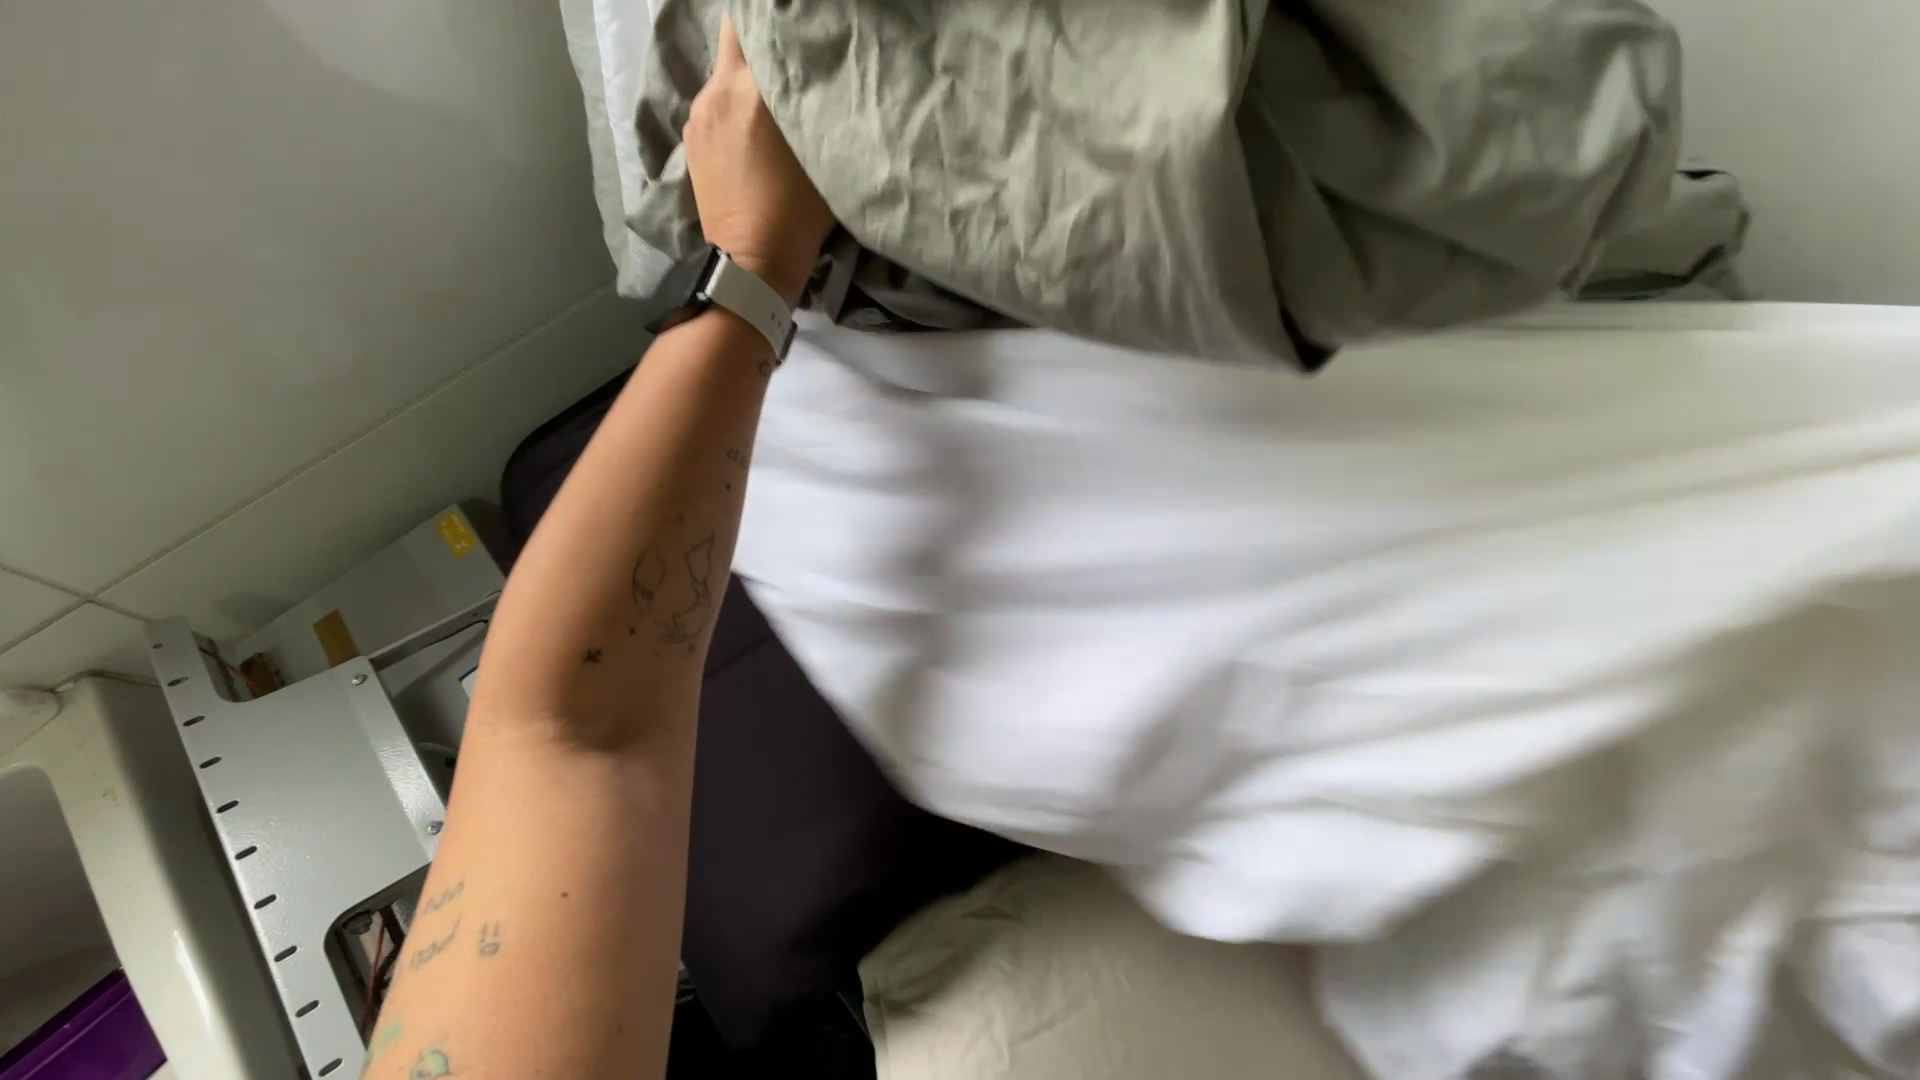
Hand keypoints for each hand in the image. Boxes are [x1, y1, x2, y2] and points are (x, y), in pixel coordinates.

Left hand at [684, 14, 836, 306]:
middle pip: (735, 32)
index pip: (760, 22)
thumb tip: (817, 82)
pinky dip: (729, 107)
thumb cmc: (799, 217)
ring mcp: (698, 113)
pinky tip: (748, 132)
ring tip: (768, 102)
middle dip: (758, 40)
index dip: (781, 23)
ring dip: (744, 78)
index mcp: (755, 88)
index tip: (799, 32)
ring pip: (722, 71)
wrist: (752, 264)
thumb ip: (817, 109)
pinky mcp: (689, 138)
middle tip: (784, 61)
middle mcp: (719, 88)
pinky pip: (711, 103)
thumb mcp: (824, 157)